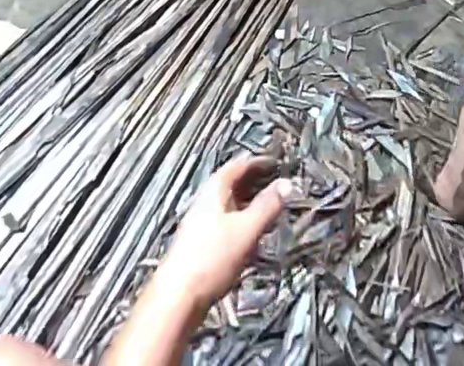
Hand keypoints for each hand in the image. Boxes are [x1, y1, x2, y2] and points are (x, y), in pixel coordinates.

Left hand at [150, 155, 294, 308]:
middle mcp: (205, 202)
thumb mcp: (246, 229)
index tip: (278, 163)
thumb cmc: (211, 258)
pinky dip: (242, 222)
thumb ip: (267, 205)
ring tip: (270, 210)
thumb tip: (288, 183)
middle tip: (278, 185)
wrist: (176, 301)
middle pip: (233, 184)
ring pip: (230, 205)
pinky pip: (226, 223)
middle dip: (256, 182)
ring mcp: (201, 224)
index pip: (239, 165)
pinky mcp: (200, 245)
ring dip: (250, 204)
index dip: (259, 162)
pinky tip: (252, 236)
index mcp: (214, 190)